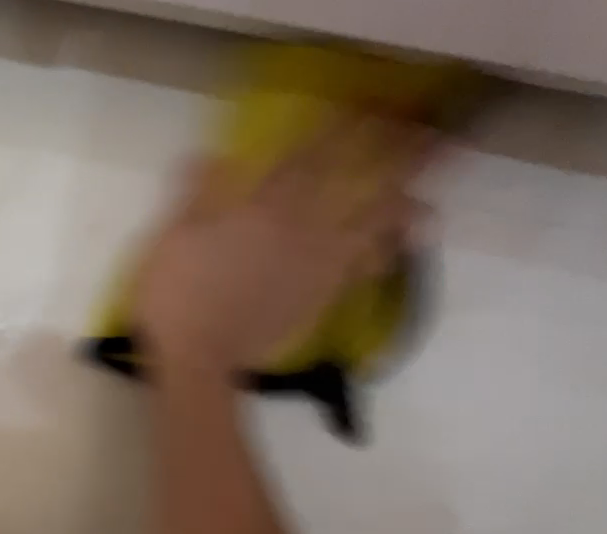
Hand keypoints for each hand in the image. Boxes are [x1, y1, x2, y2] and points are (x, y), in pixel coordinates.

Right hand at [132, 116, 437, 384]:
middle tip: (425, 123)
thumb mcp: (170, 243)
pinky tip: (409, 233)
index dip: (332, 128)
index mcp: (261, 209)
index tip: (357, 103)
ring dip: (407, 187)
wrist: (198, 358)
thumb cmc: (175, 299)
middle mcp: (303, 225)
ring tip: (436, 168)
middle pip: (354, 178)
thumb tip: (209, 154)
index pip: (303, 157)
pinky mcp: (326, 290)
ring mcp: (321, 259)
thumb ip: (195, 197)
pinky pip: (370, 259)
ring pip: (376, 215)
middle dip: (389, 146)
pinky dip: (392, 242)